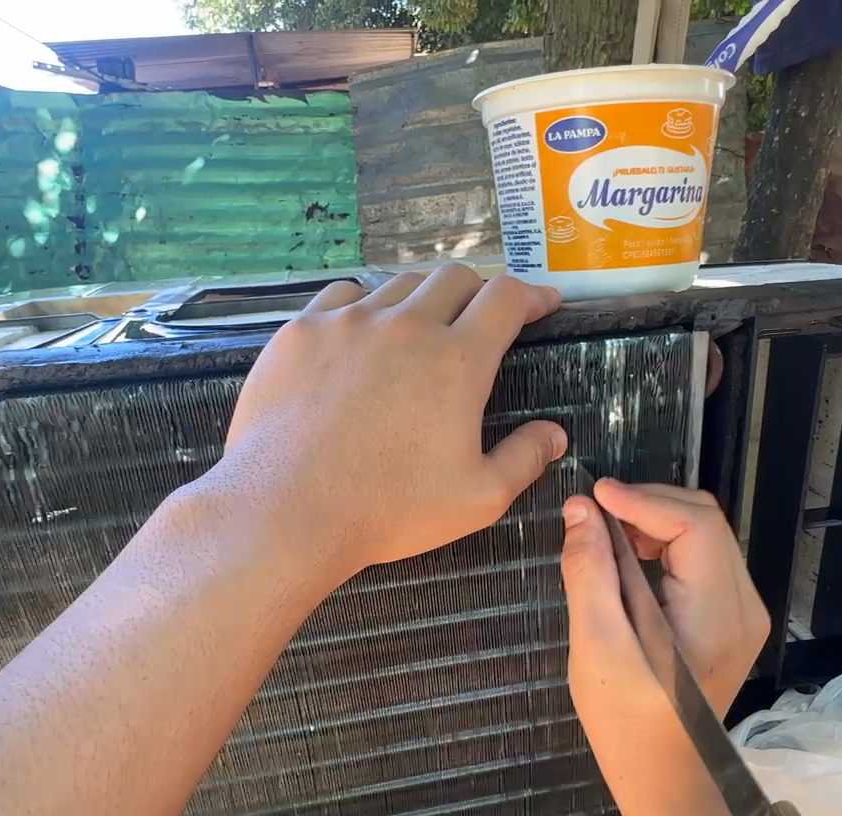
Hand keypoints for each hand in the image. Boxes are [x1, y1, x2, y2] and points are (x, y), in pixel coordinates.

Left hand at [221, 265, 565, 575]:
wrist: (287, 509)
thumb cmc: (390, 509)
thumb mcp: (478, 499)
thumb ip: (524, 459)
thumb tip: (555, 433)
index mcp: (457, 360)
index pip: (506, 298)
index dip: (532, 294)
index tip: (542, 303)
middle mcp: (406, 325)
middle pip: (454, 278)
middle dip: (479, 292)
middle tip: (480, 321)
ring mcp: (348, 322)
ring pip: (398, 284)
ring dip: (422, 300)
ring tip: (419, 331)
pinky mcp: (301, 332)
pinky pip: (343, 297)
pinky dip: (366, 307)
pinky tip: (361, 336)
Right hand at [560, 480, 768, 731]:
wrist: (663, 777)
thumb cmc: (626, 721)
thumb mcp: (597, 646)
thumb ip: (589, 572)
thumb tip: (580, 510)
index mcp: (718, 614)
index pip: (695, 525)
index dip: (643, 500)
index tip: (593, 494)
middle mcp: (743, 605)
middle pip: (704, 522)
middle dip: (647, 505)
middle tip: (594, 512)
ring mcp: (741, 612)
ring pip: (703, 535)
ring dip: (653, 522)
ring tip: (604, 532)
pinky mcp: (727, 618)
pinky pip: (699, 559)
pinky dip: (661, 544)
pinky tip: (626, 555)